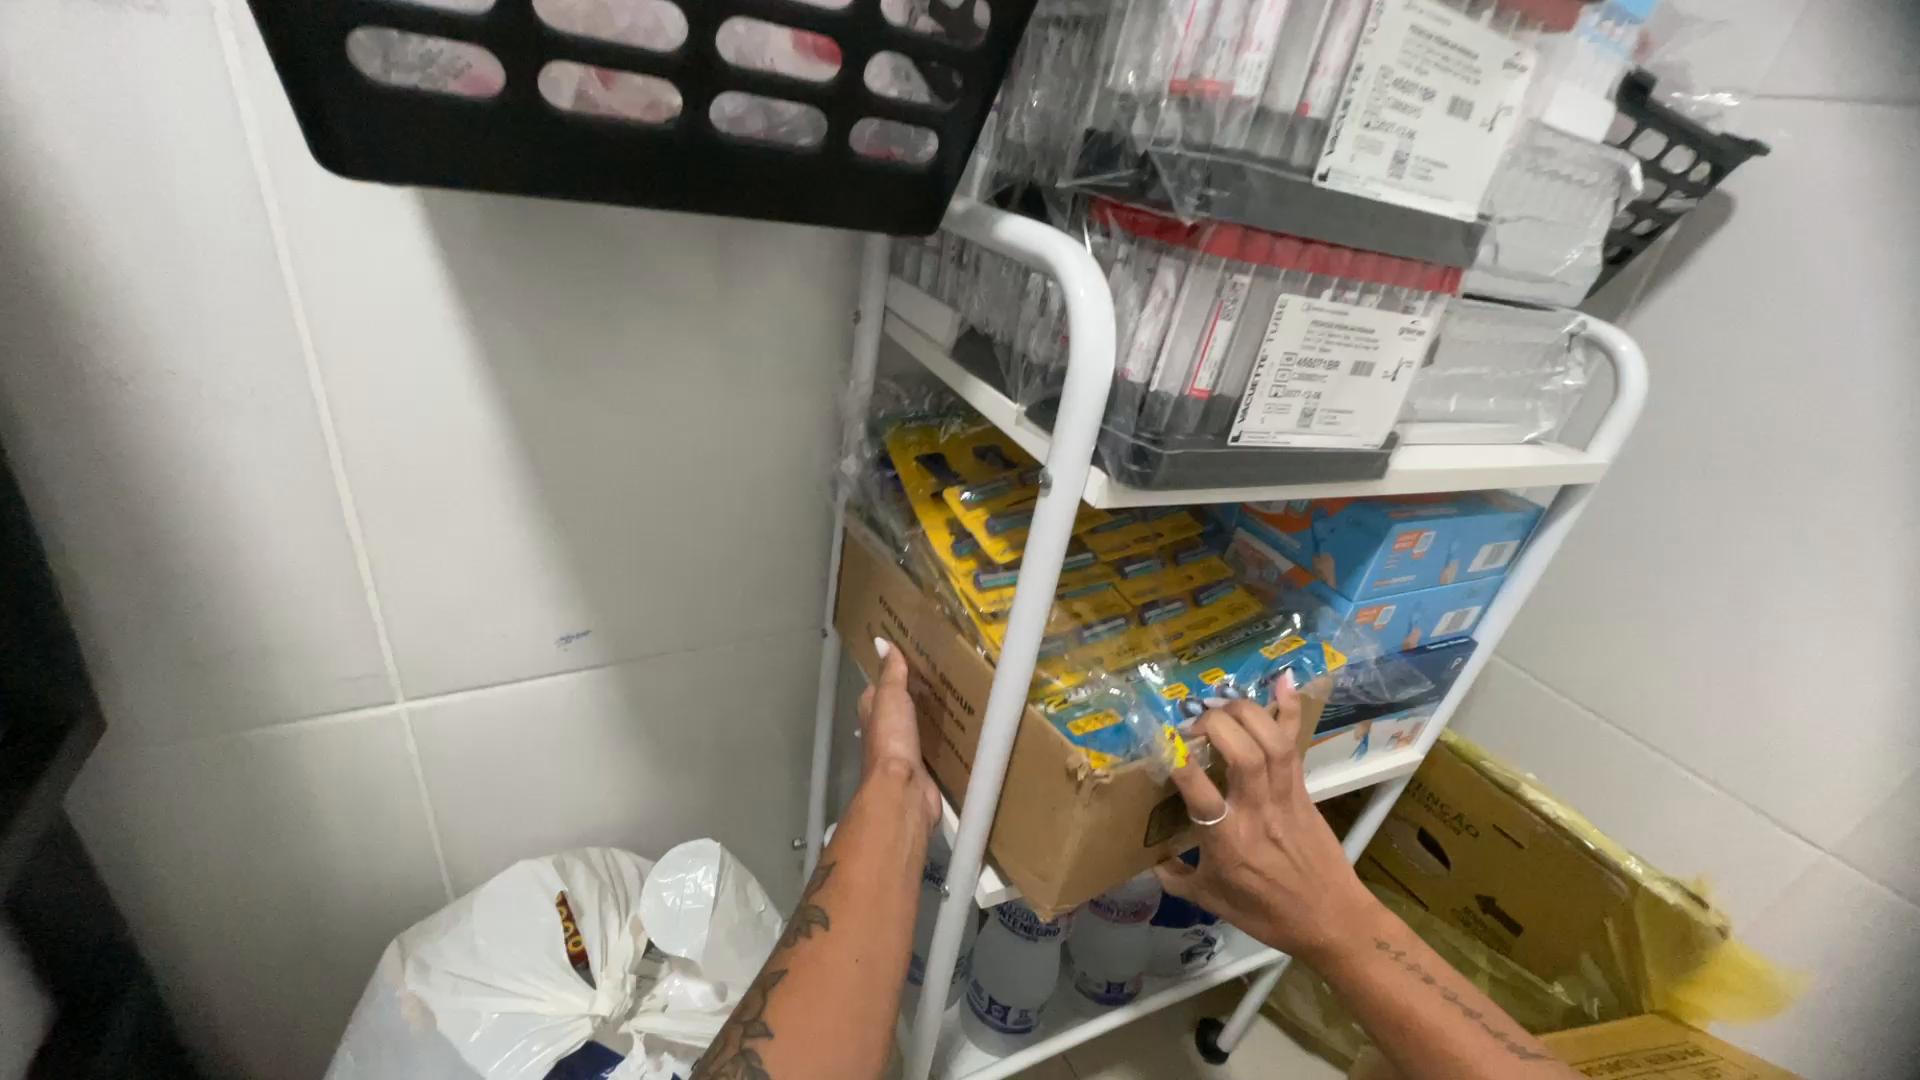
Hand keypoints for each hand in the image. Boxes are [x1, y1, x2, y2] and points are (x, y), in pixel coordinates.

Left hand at [859, 638, 941, 831]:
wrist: (903, 789)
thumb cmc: (891, 738)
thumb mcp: (890, 697)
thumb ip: (890, 672)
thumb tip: (880, 641)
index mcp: (872, 714)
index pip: (876, 690)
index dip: (888, 676)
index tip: (908, 661)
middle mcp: (884, 733)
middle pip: (896, 710)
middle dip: (912, 698)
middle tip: (938, 679)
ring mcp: (902, 752)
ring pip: (915, 729)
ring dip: (927, 719)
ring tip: (952, 700)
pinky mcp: (921, 769)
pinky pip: (932, 749)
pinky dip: (941, 741)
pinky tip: (957, 732)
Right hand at [1154, 683, 1380, 963]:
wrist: (1334, 921)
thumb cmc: (1269, 913)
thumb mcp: (1212, 901)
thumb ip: (1176, 877)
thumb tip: (1150, 860)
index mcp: (1228, 840)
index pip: (1198, 791)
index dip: (1176, 760)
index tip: (1158, 742)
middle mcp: (1256, 810)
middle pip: (1242, 754)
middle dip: (1213, 726)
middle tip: (1192, 722)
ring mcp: (1284, 795)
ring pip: (1270, 741)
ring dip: (1243, 713)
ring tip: (1219, 704)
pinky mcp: (1303, 787)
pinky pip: (1295, 743)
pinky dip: (1289, 708)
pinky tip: (1283, 679)